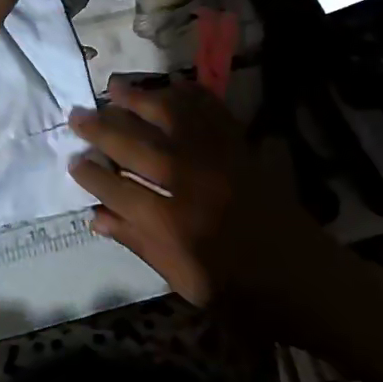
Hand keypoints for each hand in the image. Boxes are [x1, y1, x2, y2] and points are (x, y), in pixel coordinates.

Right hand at [68, 77, 336, 316]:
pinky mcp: (242, 149)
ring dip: (140, 98)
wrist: (309, 280)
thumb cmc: (244, 295)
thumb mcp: (187, 283)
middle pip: (138, 146)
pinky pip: (212, 111)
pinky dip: (190, 94)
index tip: (73, 161)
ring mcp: (221, 160)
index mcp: (178, 226)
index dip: (92, 176)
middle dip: (102, 129)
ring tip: (113, 87)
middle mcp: (194, 184)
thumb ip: (141, 244)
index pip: (120, 191)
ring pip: (172, 116)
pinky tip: (171, 86)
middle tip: (76, 115)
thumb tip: (97, 217)